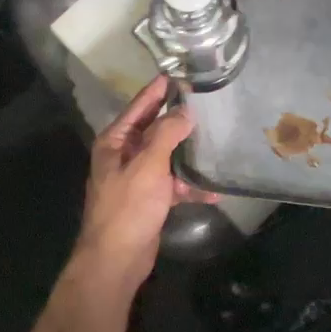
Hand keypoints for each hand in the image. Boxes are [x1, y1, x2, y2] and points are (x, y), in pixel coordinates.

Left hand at [72, 76, 210, 292]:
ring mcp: (135, 179)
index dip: (158, 90)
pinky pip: (171, 186)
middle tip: (206, 103)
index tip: (179, 73)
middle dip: (178, 120)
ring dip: (188, 155)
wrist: (116, 258)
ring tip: (216, 143)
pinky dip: (189, 188)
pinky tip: (212, 191)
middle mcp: (123, 156)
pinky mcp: (148, 201)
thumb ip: (166, 135)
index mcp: (115, 142)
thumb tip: (184, 111)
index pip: (139, 106)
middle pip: (154, 130)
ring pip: (166, 158)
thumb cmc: (128, 207)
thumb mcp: (148, 165)